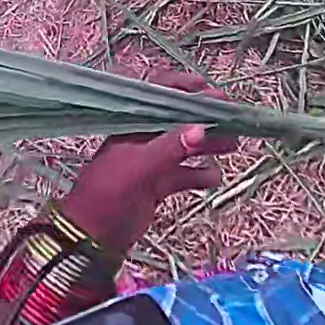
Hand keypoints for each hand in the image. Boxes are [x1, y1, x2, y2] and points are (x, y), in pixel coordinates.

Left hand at [57, 70, 238, 253]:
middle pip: (177, 118)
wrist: (91, 237)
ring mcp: (150, 160)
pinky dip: (198, 173)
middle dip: (204, 116)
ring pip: (183, 145)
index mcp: (132, 125)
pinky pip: (182, 173)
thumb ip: (170, 149)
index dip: (183, 87)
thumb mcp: (139, 169)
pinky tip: (215, 176)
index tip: (210, 89)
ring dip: (208, 143)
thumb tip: (201, 130)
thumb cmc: (108, 195)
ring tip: (233, 144)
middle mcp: (142, 138)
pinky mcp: (156, 183)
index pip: (157, 93)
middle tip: (232, 116)